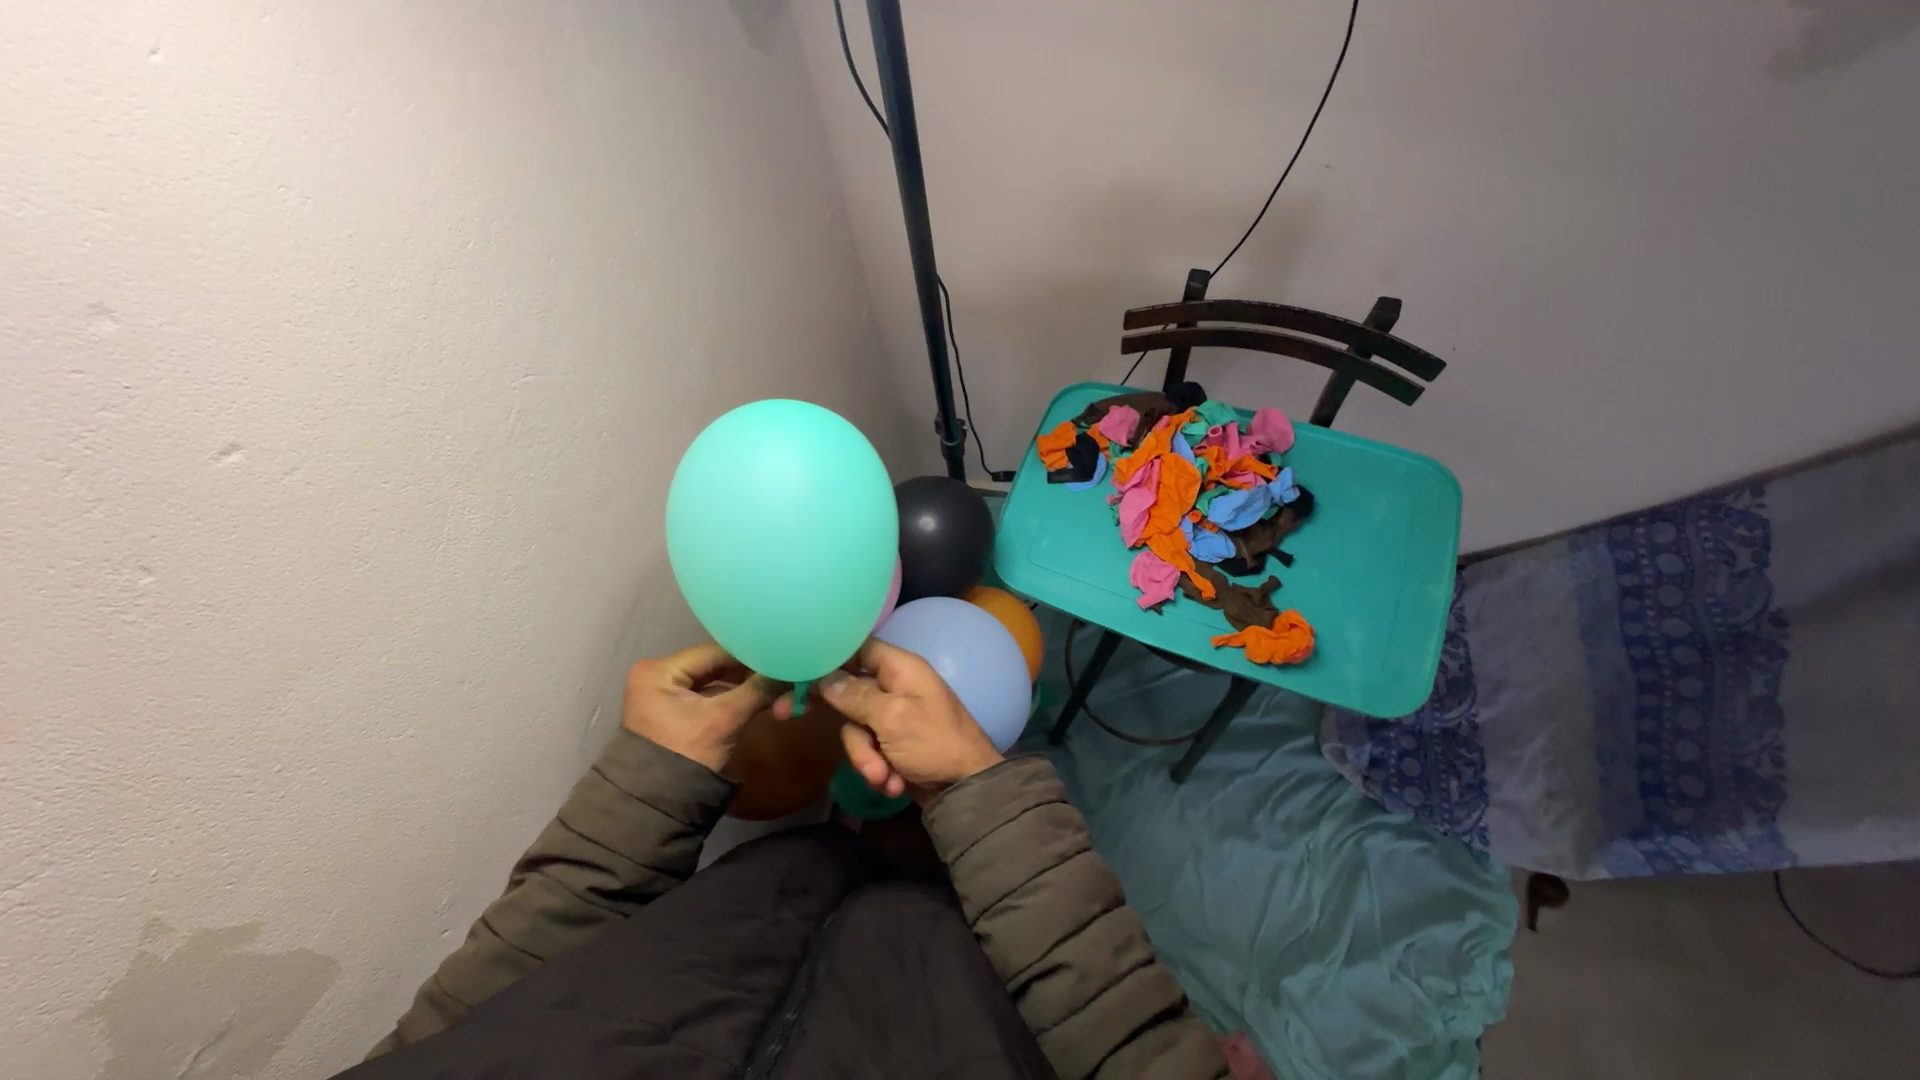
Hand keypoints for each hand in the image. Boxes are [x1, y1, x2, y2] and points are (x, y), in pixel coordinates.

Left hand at [622, 644, 783, 771]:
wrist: (656, 806)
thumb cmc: (686, 755)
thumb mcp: (724, 720)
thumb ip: (759, 690)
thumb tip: (793, 670)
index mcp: (659, 670)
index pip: (715, 652)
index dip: (751, 655)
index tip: (781, 659)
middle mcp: (657, 674)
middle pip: (715, 665)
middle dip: (749, 673)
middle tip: (782, 674)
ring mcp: (663, 694)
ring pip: (714, 681)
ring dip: (744, 687)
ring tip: (775, 687)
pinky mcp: (672, 711)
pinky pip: (708, 696)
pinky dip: (732, 698)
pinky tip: (758, 699)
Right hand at [788, 638, 1002, 800]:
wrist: (967, 790)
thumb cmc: (935, 743)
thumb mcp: (892, 718)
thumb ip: (856, 696)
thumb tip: (826, 678)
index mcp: (900, 668)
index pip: (857, 648)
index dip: (828, 656)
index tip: (797, 667)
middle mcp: (896, 687)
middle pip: (848, 692)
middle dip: (843, 723)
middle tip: (785, 715)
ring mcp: (895, 717)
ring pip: (857, 728)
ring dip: (865, 756)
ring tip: (882, 776)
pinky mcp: (894, 745)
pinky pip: (870, 750)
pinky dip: (878, 769)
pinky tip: (893, 784)